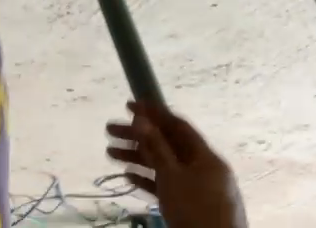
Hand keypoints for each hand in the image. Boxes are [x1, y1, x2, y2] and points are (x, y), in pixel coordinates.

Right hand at [107, 101, 247, 227]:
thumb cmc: (195, 210)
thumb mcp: (172, 176)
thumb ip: (155, 145)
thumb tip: (140, 117)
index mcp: (206, 157)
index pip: (177, 126)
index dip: (153, 113)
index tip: (128, 105)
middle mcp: (204, 169)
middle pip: (167, 145)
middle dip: (137, 137)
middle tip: (109, 130)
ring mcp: (198, 189)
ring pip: (164, 165)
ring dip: (137, 158)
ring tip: (110, 154)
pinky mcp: (191, 207)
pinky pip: (168, 186)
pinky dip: (149, 179)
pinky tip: (128, 176)